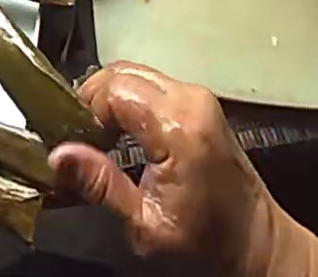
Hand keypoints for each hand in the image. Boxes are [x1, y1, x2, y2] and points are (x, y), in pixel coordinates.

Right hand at [49, 62, 317, 276]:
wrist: (259, 246)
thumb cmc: (208, 244)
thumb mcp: (146, 227)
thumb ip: (101, 185)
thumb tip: (58, 156)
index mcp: (179, 127)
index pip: (112, 88)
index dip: (86, 109)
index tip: (77, 140)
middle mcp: (190, 98)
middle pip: (120, 73)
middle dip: (94, 99)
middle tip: (84, 137)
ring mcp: (197, 94)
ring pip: (133, 71)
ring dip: (110, 96)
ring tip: (102, 134)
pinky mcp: (198, 98)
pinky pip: (149, 80)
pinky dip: (128, 96)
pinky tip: (124, 128)